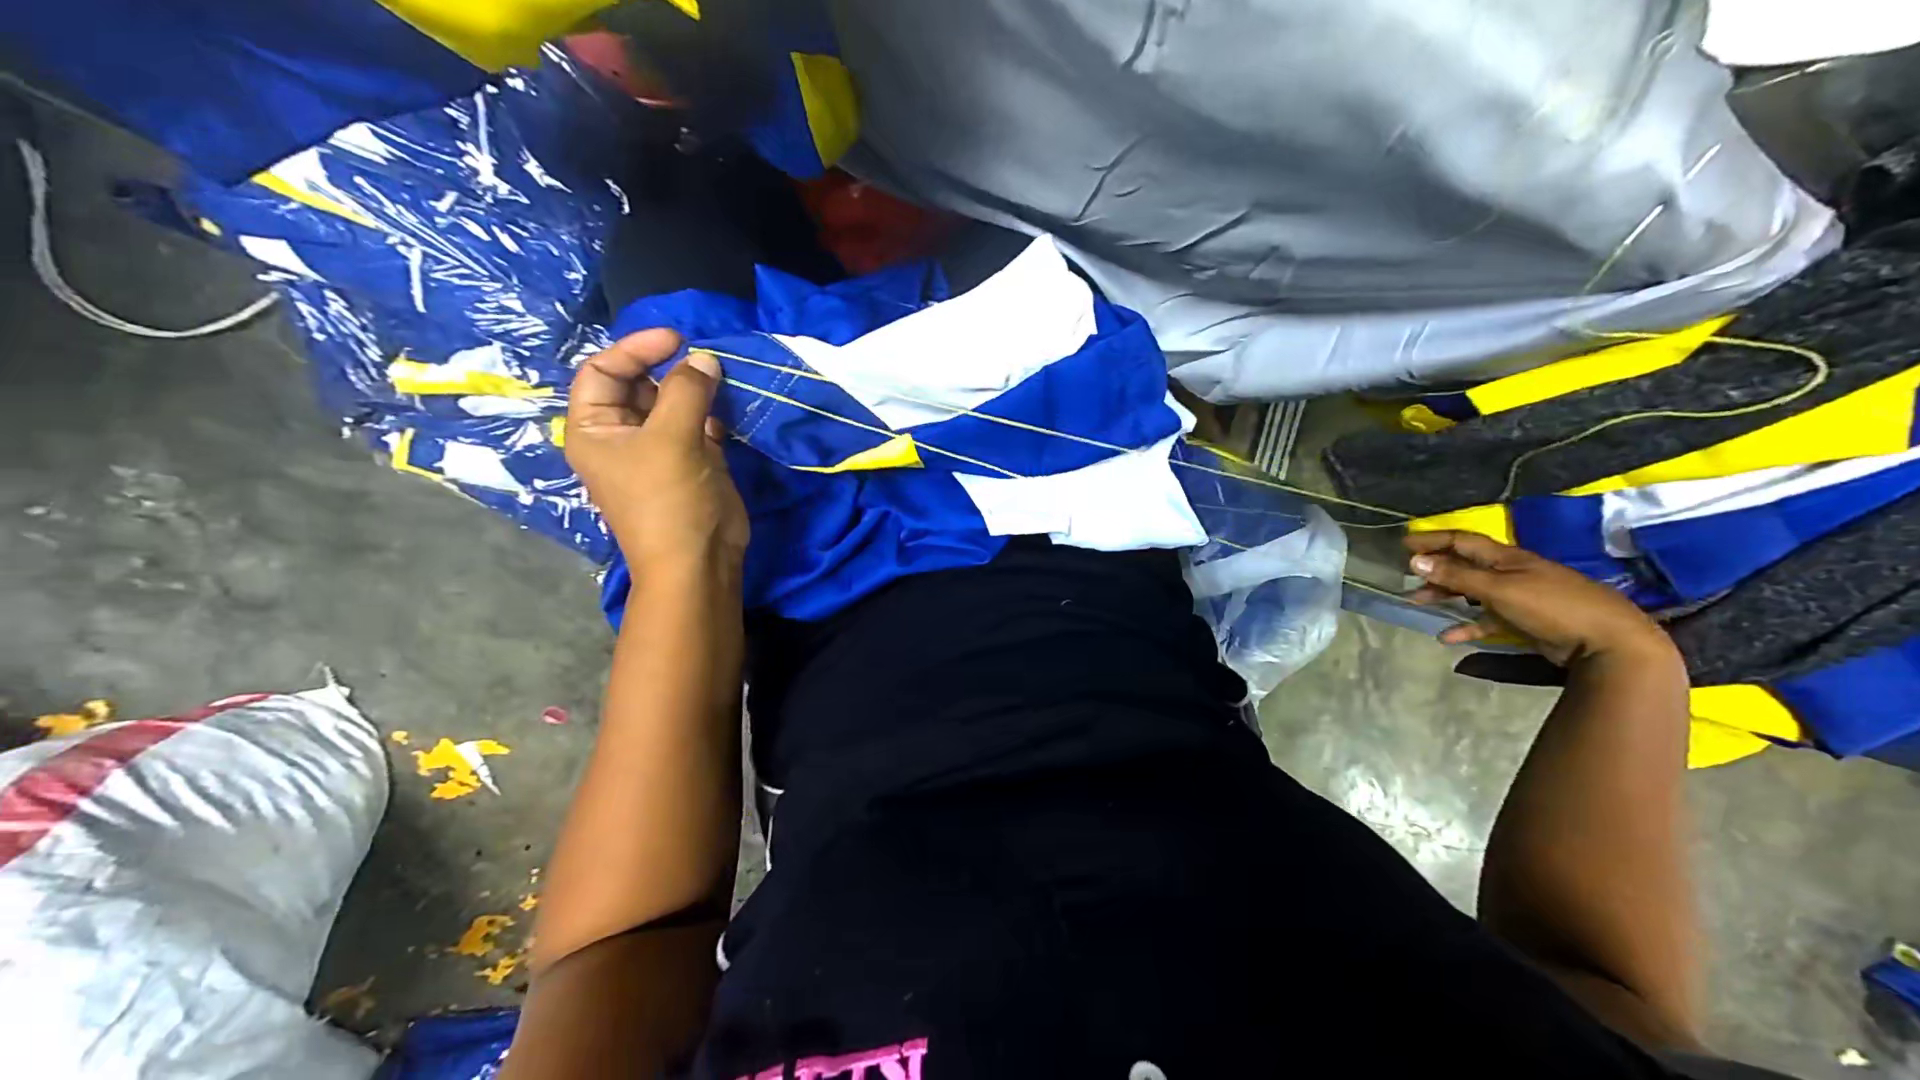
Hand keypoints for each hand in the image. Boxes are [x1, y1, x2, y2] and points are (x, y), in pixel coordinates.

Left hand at [565, 329, 747, 572]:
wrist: (699, 561)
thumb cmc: (669, 500)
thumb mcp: (671, 438)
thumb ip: (686, 389)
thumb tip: (704, 358)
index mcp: (595, 428)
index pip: (603, 370)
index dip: (635, 349)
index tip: (677, 340)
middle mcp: (622, 434)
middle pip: (640, 383)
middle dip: (670, 367)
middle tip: (706, 359)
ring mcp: (659, 448)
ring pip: (673, 401)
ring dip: (696, 387)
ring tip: (722, 377)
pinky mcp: (692, 460)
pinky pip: (699, 422)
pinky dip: (713, 411)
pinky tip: (729, 406)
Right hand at [1404, 531, 1673, 666]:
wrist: (1609, 642)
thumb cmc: (1552, 606)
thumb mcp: (1499, 589)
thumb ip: (1456, 576)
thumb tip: (1416, 560)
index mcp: (1508, 558)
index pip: (1463, 541)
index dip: (1434, 540)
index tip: (1404, 545)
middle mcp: (1511, 573)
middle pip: (1465, 566)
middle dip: (1435, 570)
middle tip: (1407, 578)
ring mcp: (1519, 597)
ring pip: (1472, 593)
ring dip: (1445, 597)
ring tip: (1419, 604)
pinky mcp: (1525, 621)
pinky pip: (1486, 620)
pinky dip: (1466, 625)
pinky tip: (1447, 636)